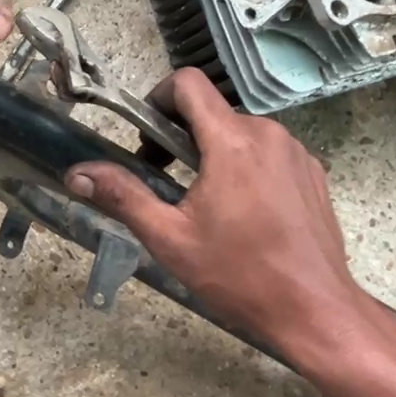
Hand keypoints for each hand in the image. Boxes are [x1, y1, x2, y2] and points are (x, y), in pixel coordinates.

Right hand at [64, 69, 368, 356]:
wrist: (318, 313)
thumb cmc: (241, 276)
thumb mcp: (170, 239)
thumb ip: (123, 196)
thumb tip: (77, 173)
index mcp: (232, 141)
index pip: (189, 83)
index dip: (159, 98)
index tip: (148, 136)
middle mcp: (268, 133)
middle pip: (212, 112)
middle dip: (182, 136)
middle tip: (166, 178)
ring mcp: (296, 152)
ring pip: (241, 131)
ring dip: (215, 151)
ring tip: (206, 200)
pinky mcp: (314, 172)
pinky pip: (270, 151)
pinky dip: (248, 166)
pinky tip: (245, 211)